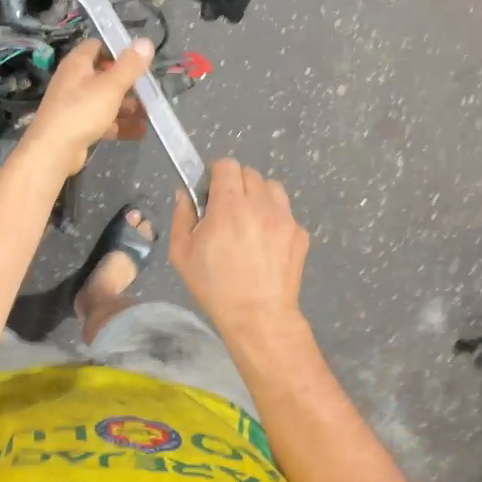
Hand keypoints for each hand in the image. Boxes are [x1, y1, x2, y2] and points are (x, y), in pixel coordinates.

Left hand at [24, 37, 152, 174]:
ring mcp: (75, 104)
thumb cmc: (82, 111)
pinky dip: (120, 124)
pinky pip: (103, 120)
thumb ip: (129, 65)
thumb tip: (146, 41)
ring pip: (106, 100)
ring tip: (151, 114)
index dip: (117, 50)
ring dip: (128, 107)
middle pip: (105, 75)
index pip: (97, 46)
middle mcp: (74, 81)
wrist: (53, 151)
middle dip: (129, 84)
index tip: (139, 60)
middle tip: (151, 90)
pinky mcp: (78, 126)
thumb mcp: (110, 86)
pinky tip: (141, 132)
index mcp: (77, 64)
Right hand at [169, 158, 310, 335]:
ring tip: (249, 221)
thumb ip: (182, 215)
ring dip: (258, 197)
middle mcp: (260, 205)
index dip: (215, 174)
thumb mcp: (181, 252)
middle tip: (226, 210)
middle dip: (236, 185)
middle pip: (249, 174)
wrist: (258, 316)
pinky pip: (286, 213)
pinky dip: (274, 219)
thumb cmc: (214, 285)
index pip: (227, 166)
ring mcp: (285, 219)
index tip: (210, 192)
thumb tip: (185, 193)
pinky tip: (265, 243)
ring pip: (272, 188)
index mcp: (229, 206)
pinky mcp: (300, 234)